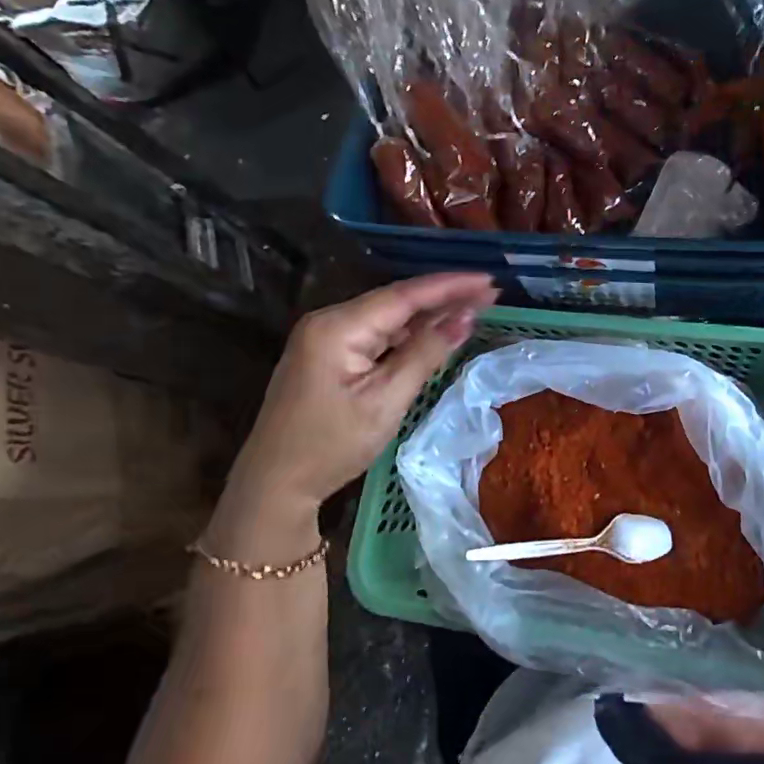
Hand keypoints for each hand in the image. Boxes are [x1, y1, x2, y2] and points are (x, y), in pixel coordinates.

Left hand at [221, 274, 499, 527]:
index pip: (404, 296)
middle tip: (488, 293)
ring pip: (386, 318)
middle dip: (442, 297)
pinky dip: (405, 335)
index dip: (449, 286)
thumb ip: (425, 354)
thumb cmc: (330, 446)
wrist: (275, 483)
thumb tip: (466, 318)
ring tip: (471, 309)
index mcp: (338, 326)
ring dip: (426, 316)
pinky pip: (374, 335)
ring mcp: (324, 337)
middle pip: (395, 302)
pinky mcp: (327, 355)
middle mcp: (328, 320)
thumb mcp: (385, 401)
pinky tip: (432, 333)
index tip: (488, 280)